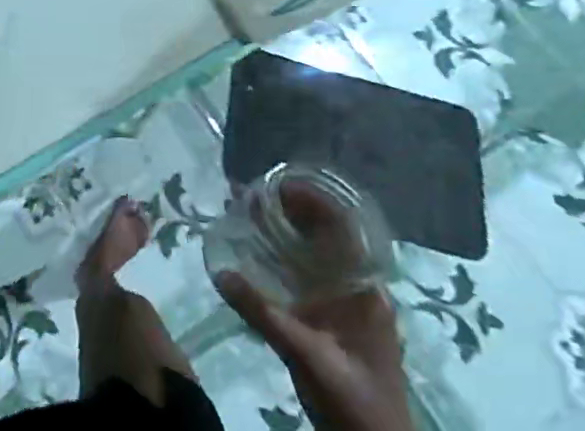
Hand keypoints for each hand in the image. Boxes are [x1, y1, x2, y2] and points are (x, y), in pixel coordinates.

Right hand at [214, 184, 414, 430]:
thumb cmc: (355, 401)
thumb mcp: (308, 356)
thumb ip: (264, 314)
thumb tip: (218, 270)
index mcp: (366, 291)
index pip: (345, 229)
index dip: (315, 201)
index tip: (277, 183)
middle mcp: (357, 288)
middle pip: (326, 234)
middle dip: (289, 209)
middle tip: (247, 194)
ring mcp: (343, 303)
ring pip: (313, 251)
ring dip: (282, 228)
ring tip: (244, 210)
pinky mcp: (328, 317)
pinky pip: (303, 272)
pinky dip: (278, 254)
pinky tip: (251, 249)